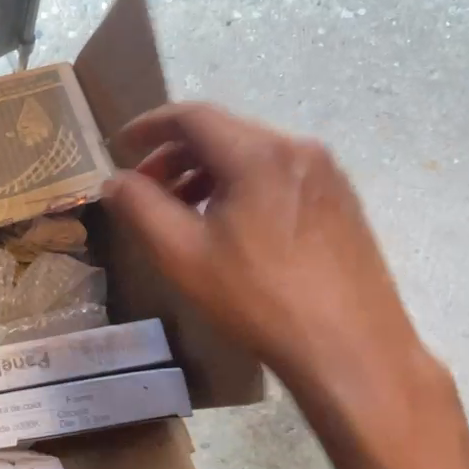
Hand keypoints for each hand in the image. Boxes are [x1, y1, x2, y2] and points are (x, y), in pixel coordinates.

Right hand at [103, 103, 443, 427]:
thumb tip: (114, 180)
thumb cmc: (259, 299)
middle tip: (143, 188)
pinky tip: (227, 226)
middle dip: (174, 155)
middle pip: (223, 133)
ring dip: (205, 172)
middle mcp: (298, 150)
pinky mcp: (341, 202)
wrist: (354, 352)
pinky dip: (239, 185)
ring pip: (250, 154)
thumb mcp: (181, 254)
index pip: (193, 116)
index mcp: (259, 154)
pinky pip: (277, 175)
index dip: (149, 126)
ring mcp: (327, 175)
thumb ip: (139, 207)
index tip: (119, 147)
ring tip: (180, 210)